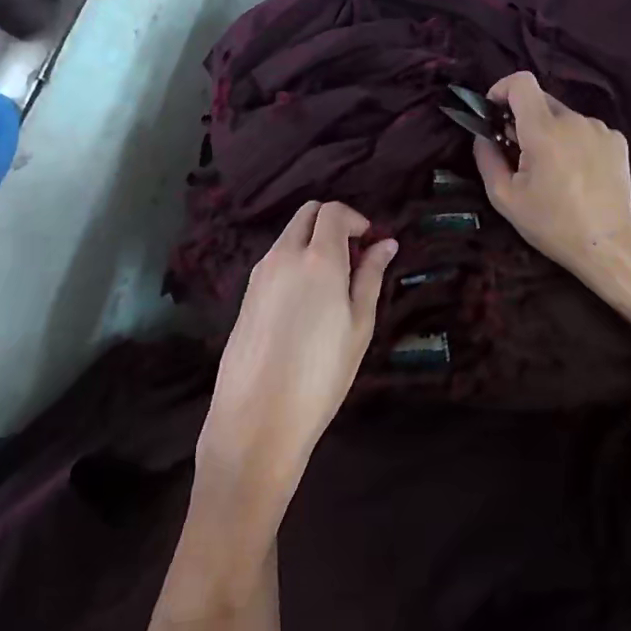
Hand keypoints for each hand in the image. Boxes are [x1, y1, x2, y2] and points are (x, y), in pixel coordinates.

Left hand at [199, 202, 396, 489]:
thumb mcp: (359, 326)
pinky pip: (274, 260)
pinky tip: (305, 302)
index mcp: (318, 259)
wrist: (257, 419)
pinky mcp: (244, 294)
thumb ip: (371, 277)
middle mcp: (284, 256)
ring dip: (311, 241)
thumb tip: (386, 243)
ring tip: (331, 284)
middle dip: (332, 222)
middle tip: (352, 255)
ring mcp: (259, 274)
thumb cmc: (321, 373)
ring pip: (288, 236)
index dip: (356, 219)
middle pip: (307, 213)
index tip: (370, 242)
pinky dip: (294, 261)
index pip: (333, 211)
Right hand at [473, 71, 630, 281]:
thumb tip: (482, 136)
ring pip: (564, 118)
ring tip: (553, 171)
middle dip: (524, 120)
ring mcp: (600, 129)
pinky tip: (578, 174)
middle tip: (520, 154)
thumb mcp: (505, 198)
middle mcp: (574, 120)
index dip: (502, 89)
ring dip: (551, 133)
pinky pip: (586, 131)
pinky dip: (575, 143)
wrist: (608, 246)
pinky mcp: (617, 141)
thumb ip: (487, 159)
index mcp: (544, 130)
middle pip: (541, 101)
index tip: (494, 112)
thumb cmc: (552, 224)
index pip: (521, 82)